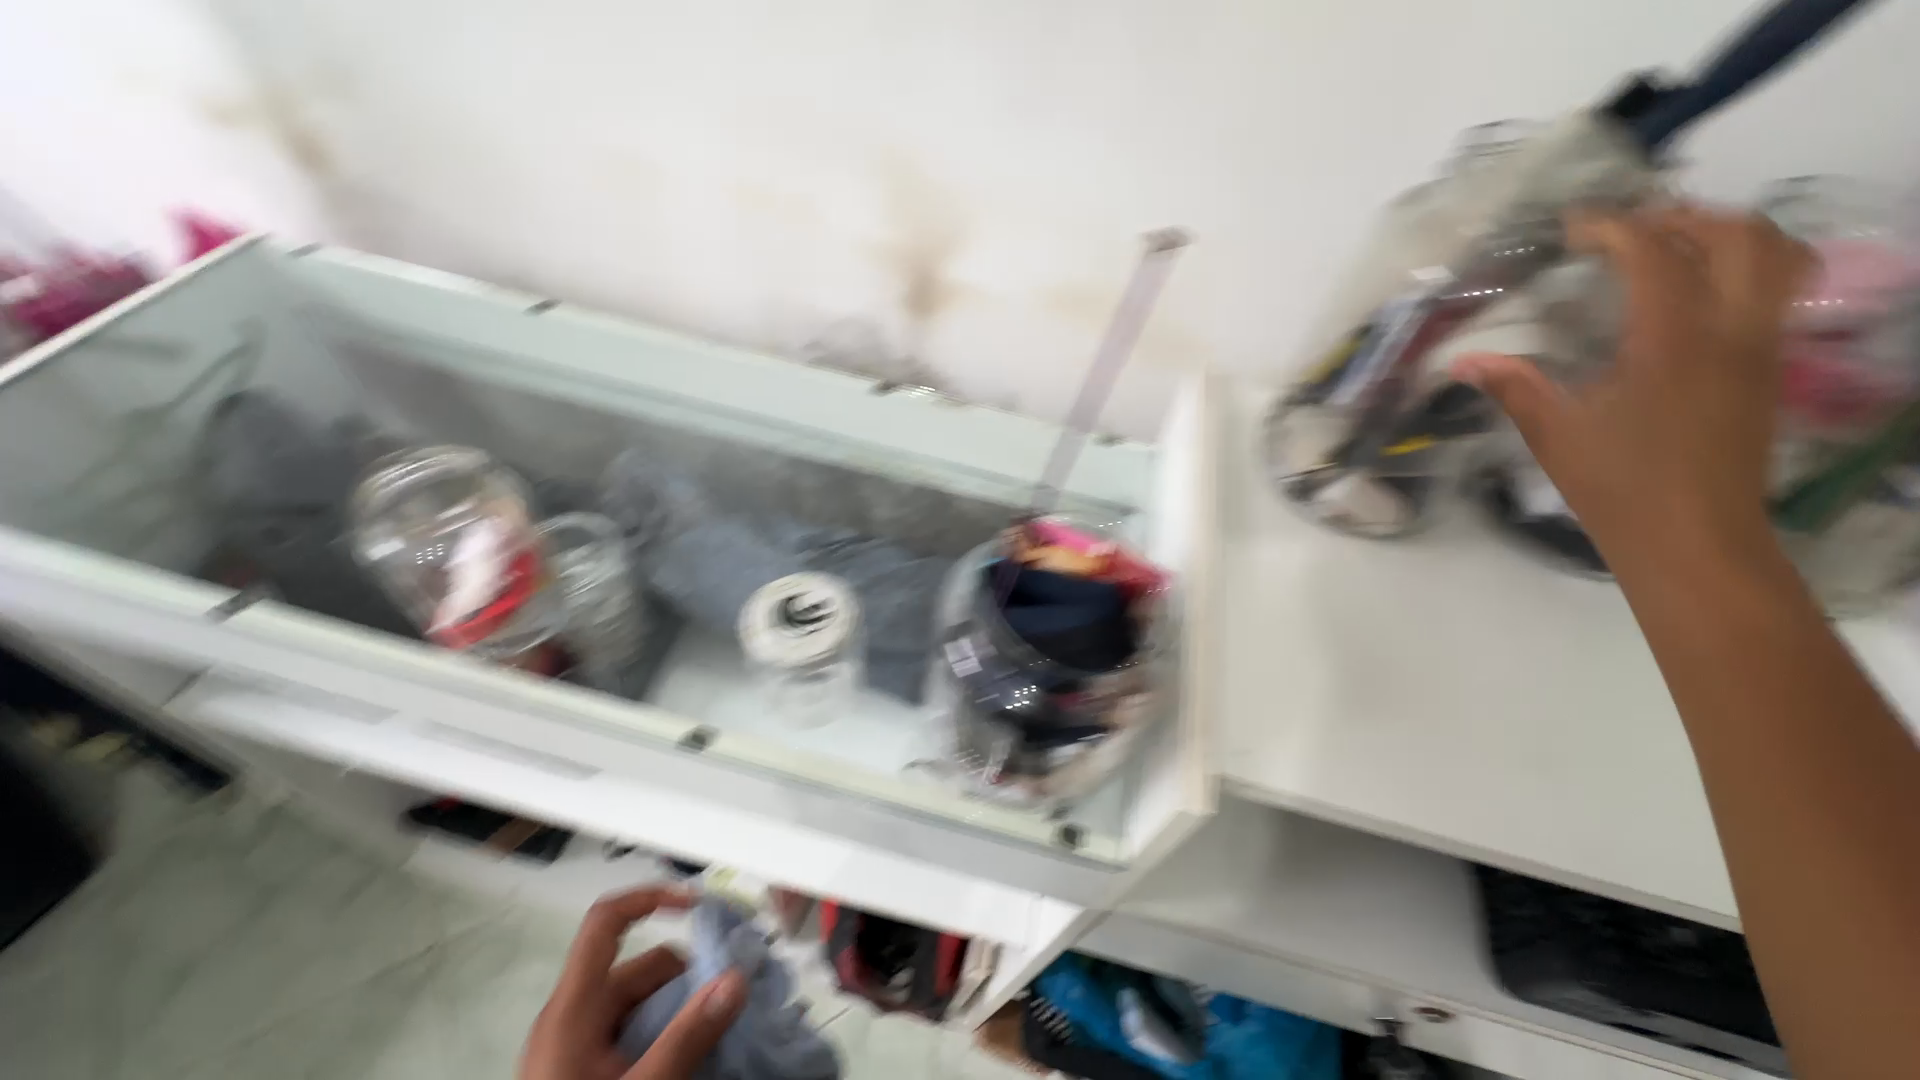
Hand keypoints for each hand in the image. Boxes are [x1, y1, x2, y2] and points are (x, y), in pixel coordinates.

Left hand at [521, 886, 747, 1079]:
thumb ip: (687, 1037)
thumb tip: (735, 978)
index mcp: (573, 1008)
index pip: (606, 923)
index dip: (650, 897)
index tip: (699, 906)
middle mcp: (572, 1017)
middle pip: (640, 967)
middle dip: (689, 979)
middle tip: (731, 1006)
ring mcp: (575, 1047)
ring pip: (643, 1003)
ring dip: (683, 1013)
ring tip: (715, 1044)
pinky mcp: (581, 1073)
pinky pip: (633, 1034)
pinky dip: (666, 1037)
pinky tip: (689, 1064)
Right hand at [1451, 204, 1811, 572]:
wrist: (1695, 539)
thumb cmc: (1618, 488)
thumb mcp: (1555, 435)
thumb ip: (1515, 387)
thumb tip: (1464, 361)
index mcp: (1671, 343)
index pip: (1656, 253)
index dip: (1614, 227)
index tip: (1572, 230)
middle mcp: (1730, 331)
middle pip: (1738, 235)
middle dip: (1682, 218)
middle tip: (1627, 233)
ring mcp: (1761, 347)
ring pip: (1776, 256)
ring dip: (1725, 237)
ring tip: (1670, 250)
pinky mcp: (1770, 367)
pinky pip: (1776, 290)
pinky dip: (1741, 270)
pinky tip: (1690, 298)